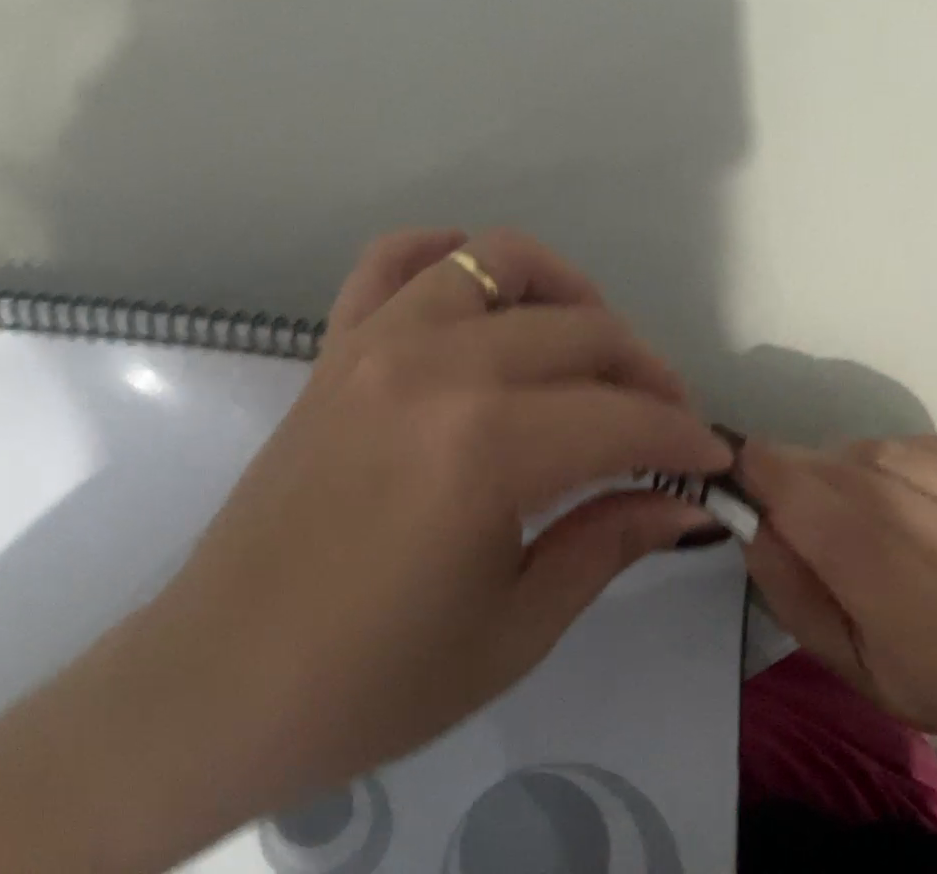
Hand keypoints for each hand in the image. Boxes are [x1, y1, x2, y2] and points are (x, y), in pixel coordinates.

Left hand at [0, 229, 730, 873]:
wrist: (225, 681)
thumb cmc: (375, 680)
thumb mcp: (515, 628)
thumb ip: (606, 543)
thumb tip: (684, 503)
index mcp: (486, 449)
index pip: (622, 418)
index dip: (682, 439)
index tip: (710, 465)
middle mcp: (435, 369)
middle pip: (577, 331)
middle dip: (644, 374)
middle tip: (663, 426)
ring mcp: (374, 345)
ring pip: (495, 260)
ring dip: (564, 293)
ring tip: (588, 349)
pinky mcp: (332, 350)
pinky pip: (391, 260)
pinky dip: (447, 255)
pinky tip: (481, 299)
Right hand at [737, 436, 936, 734]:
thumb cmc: (920, 680)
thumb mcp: (835, 655)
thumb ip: (788, 584)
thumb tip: (754, 512)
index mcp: (931, 630)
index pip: (842, 530)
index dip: (783, 482)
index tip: (741, 459)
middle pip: (869, 483)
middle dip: (809, 469)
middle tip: (779, 475)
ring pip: (901, 456)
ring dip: (852, 461)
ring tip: (843, 490)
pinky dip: (900, 456)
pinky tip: (897, 486)